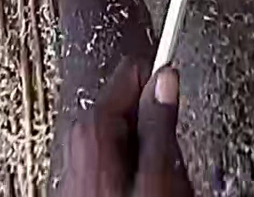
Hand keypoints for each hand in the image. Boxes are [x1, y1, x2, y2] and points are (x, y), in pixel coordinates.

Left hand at [61, 58, 191, 196]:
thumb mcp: (156, 176)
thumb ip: (160, 121)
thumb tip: (166, 78)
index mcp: (93, 125)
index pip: (134, 69)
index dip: (160, 85)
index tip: (174, 106)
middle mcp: (80, 136)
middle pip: (133, 103)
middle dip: (156, 127)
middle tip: (166, 163)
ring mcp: (79, 159)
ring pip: (129, 133)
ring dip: (147, 152)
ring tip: (154, 184)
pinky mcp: (84, 180)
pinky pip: (119, 158)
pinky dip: (134, 171)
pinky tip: (140, 193)